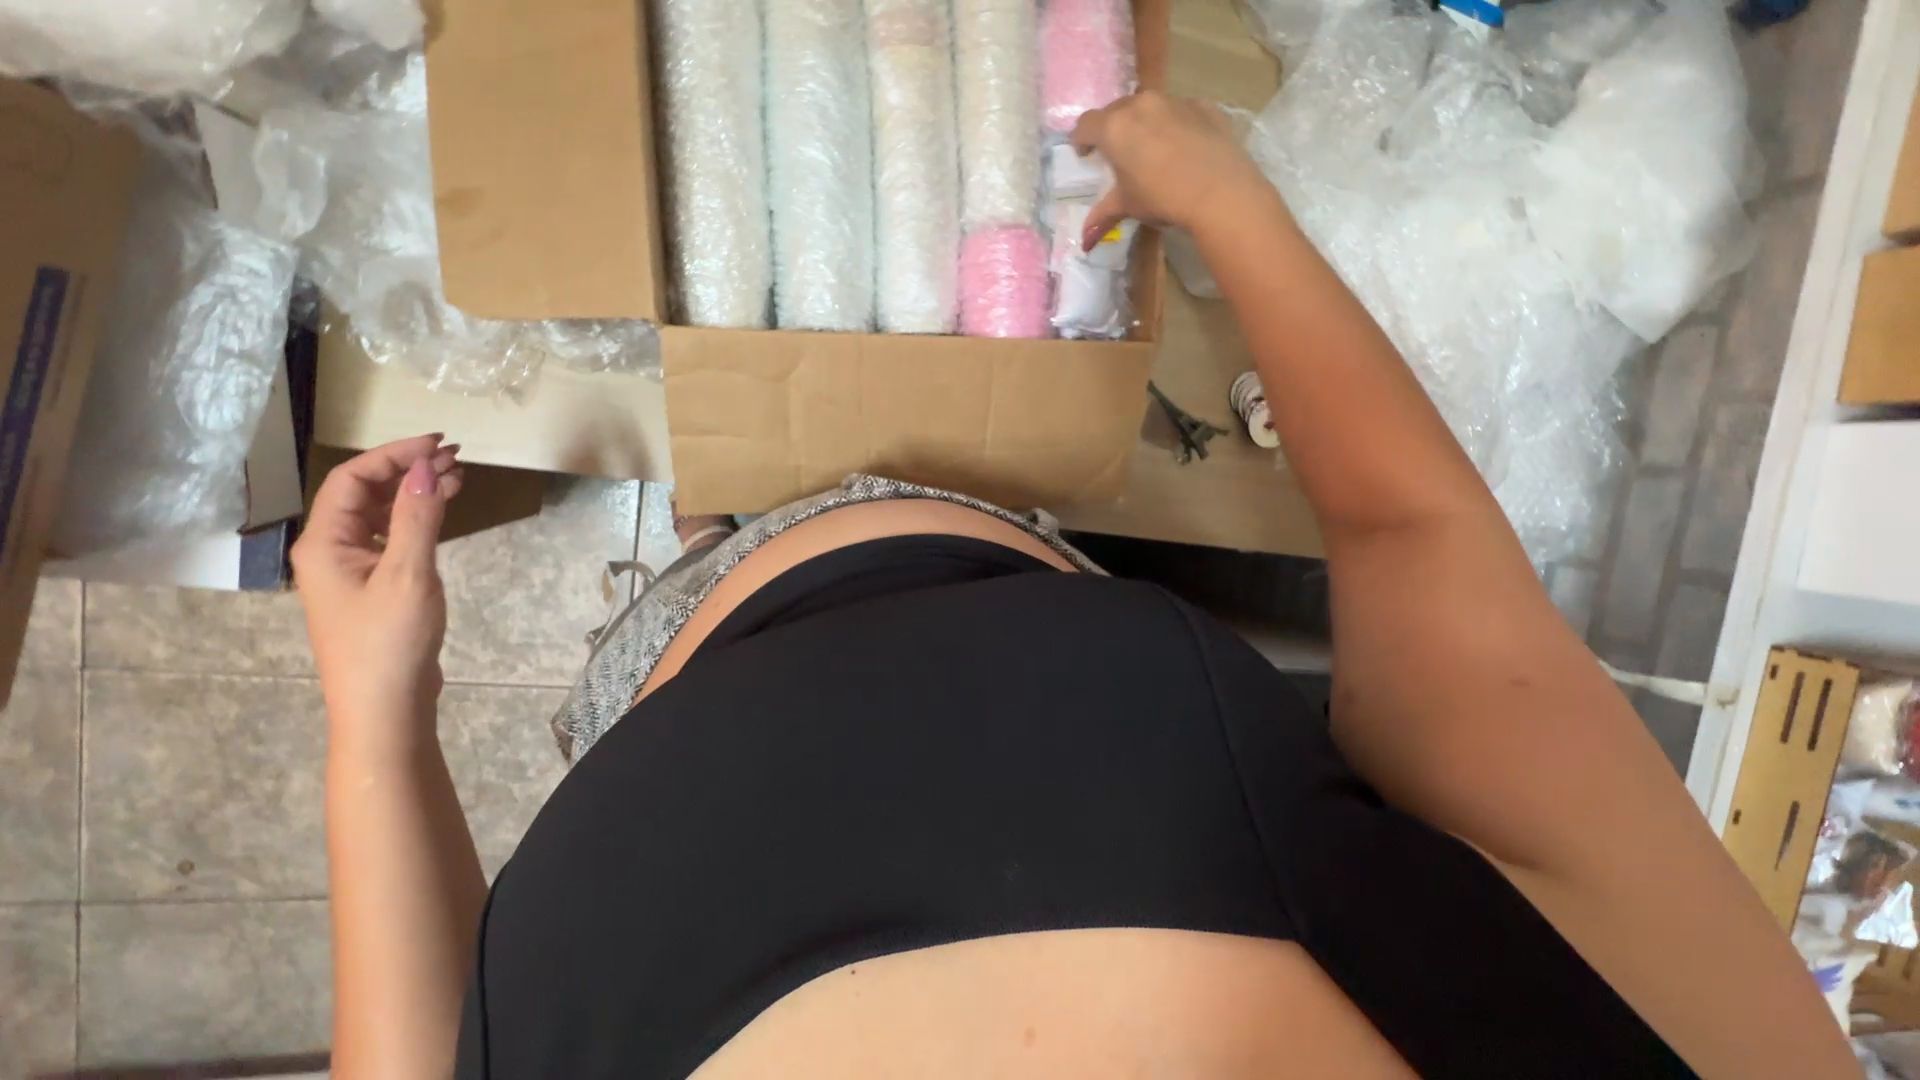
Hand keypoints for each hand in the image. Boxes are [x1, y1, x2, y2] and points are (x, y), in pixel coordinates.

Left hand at [293, 434, 463, 750]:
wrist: (385, 706)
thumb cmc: (390, 639)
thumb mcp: (407, 574)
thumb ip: (416, 518)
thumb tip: (426, 469)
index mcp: (324, 543)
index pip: (353, 479)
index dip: (394, 454)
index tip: (439, 444)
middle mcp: (330, 551)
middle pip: (364, 493)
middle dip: (408, 470)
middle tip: (456, 457)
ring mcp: (351, 571)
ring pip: (380, 515)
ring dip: (415, 493)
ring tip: (458, 478)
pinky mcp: (373, 588)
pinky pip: (391, 538)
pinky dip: (417, 520)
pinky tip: (442, 513)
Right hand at [1071, 91, 1274, 249]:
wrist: (1220, 190)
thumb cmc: (1162, 197)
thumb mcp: (1128, 206)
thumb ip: (1103, 214)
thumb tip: (1085, 238)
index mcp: (1114, 127)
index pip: (1086, 125)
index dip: (1082, 140)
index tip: (1087, 155)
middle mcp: (1141, 105)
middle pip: (1117, 110)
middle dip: (1113, 129)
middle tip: (1120, 154)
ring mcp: (1174, 101)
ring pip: (1149, 106)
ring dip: (1144, 123)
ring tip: (1153, 149)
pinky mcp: (1203, 105)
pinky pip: (1180, 111)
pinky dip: (1175, 124)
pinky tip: (1183, 148)